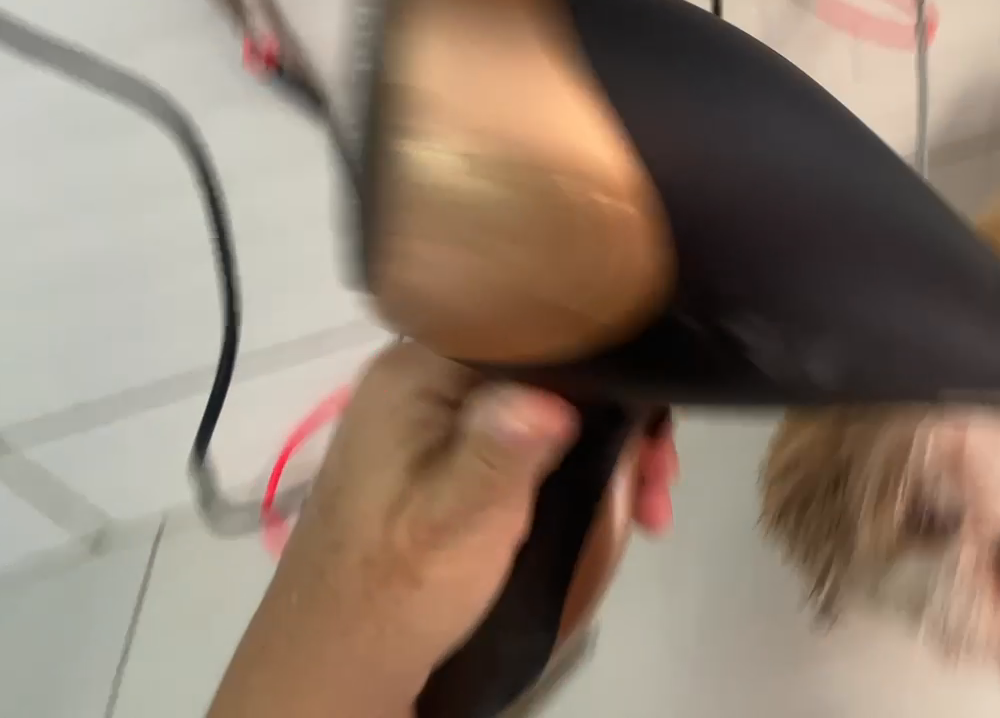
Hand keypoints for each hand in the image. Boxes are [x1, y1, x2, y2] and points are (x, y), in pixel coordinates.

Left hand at [212, 342, 677, 714]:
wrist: (337, 669)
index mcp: (422, 369)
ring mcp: (449, 411)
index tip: (655, 413)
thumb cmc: (393, 589)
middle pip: (558, 367)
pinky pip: (544, 430)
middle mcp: (436, 375)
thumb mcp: (454, 520)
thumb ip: (501, 452)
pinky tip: (620, 501)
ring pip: (559, 399)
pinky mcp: (464, 446)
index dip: (608, 360)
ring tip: (653, 497)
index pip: (537, 330)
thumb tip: (551, 399)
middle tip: (661, 470)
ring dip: (613, 443)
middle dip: (622, 415)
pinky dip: (586, 459)